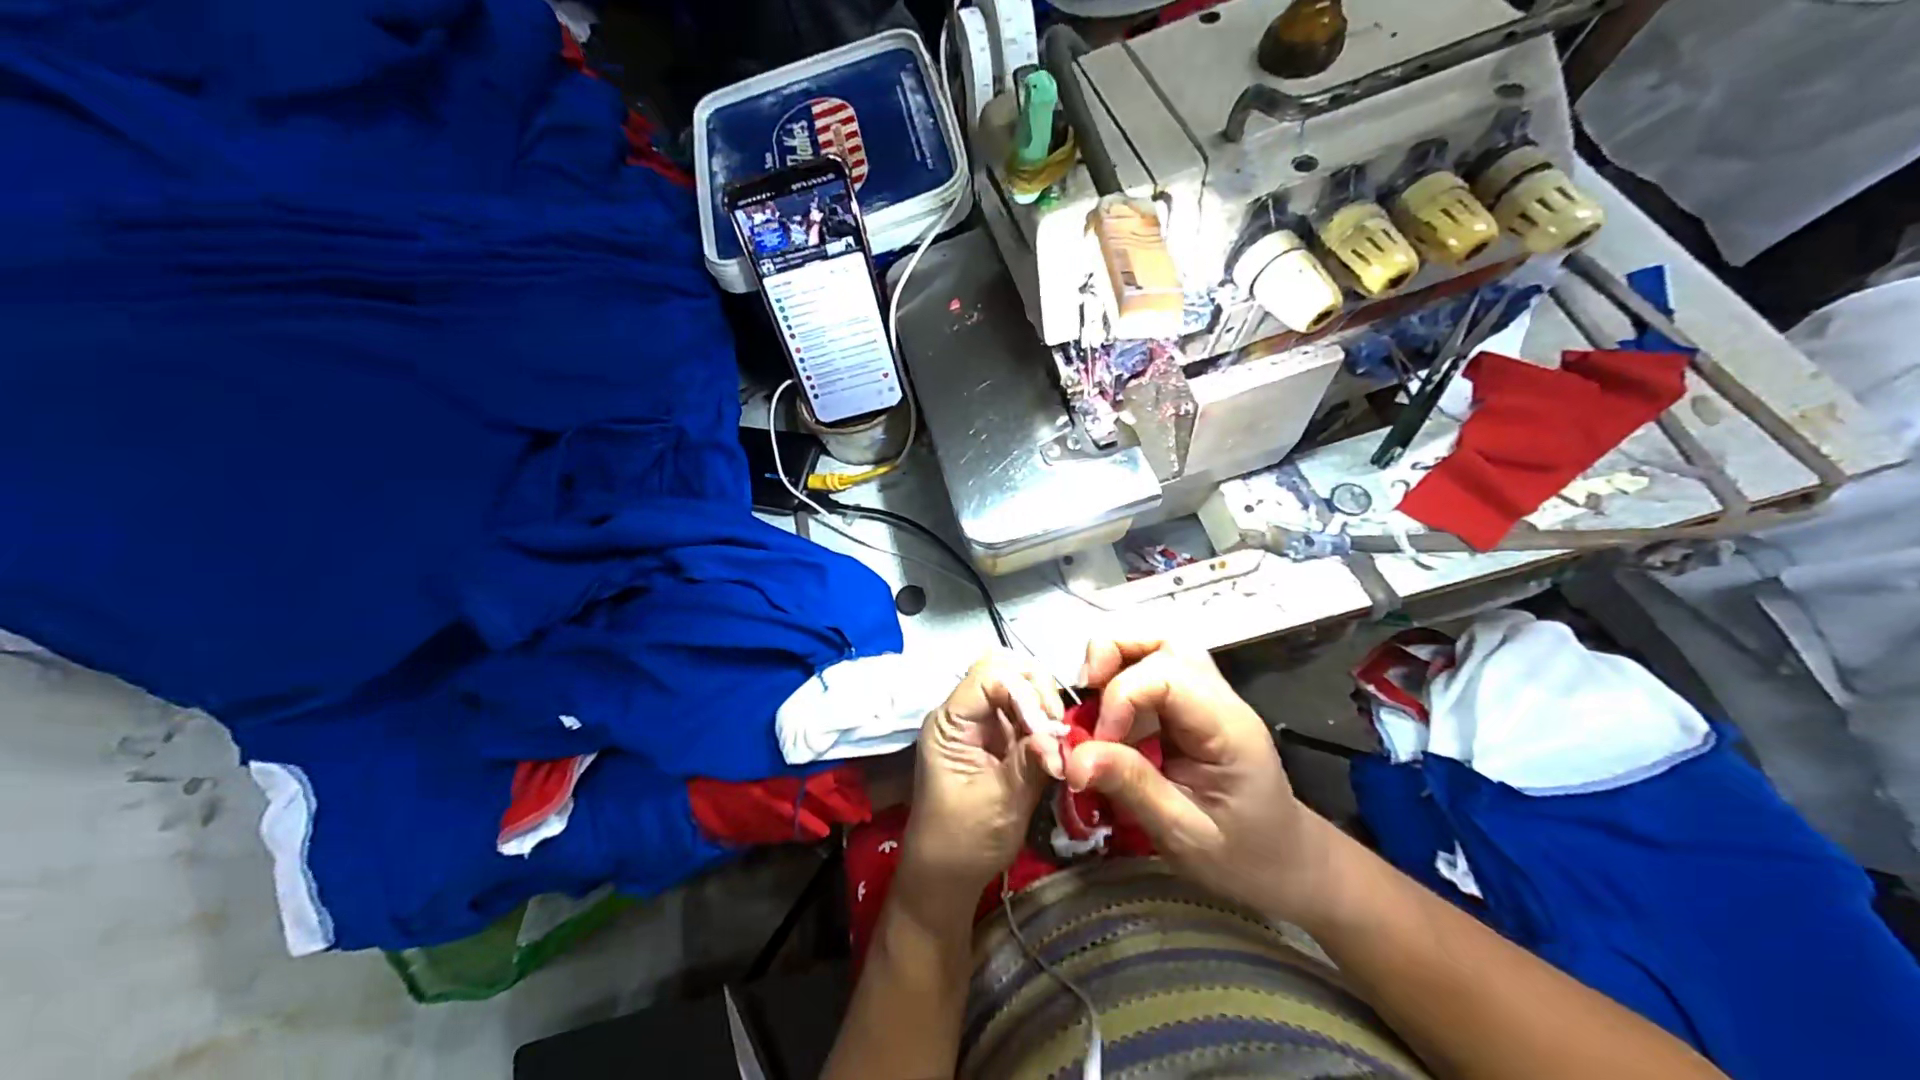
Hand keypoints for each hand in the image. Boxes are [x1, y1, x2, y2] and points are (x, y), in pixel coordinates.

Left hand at [900, 649, 1064, 895]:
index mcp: (950, 722)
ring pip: (1015, 686)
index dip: (1025, 690)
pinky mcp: (995, 738)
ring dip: (1042, 704)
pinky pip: (1022, 712)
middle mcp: (961, 713)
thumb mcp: (1002, 801)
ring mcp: (979, 724)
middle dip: (1037, 690)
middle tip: (1059, 726)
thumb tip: (1061, 738)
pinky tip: (1055, 742)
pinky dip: (1042, 720)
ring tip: (1059, 736)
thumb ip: (1031, 761)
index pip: (989, 675)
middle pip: (1003, 670)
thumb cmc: (964, 840)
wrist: (945, 875)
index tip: (1050, 724)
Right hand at [1064, 638, 1336, 923]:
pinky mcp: (1191, 708)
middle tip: (1085, 698)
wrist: (1287, 866)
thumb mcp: (1185, 835)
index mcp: (1227, 727)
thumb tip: (1074, 758)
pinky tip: (1107, 719)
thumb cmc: (1244, 858)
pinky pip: (1152, 673)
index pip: (1166, 676)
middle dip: (1113, 656)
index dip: (1120, 697)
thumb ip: (1132, 787)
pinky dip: (1120, 682)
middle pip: (1164, 643)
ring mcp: (1206, 699)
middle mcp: (1218, 699)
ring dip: (1115, 663)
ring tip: (1092, 703)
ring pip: (1157, 648)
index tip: (1098, 742)